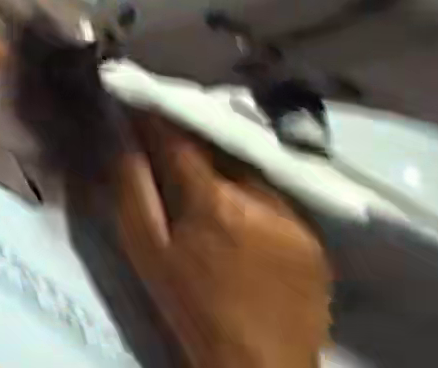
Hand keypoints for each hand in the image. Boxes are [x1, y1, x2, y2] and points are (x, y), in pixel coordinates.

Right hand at [111, 113, 332, 367]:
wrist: (259, 367)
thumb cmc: (188, 302)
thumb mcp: (144, 242)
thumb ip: (130, 181)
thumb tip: (121, 131)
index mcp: (217, 201)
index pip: (178, 138)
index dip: (151, 114)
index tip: (129, 97)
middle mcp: (265, 201)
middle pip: (217, 147)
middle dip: (185, 134)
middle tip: (155, 128)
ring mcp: (299, 222)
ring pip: (246, 168)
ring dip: (216, 158)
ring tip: (189, 159)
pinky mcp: (317, 240)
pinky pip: (270, 194)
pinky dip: (243, 184)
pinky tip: (225, 194)